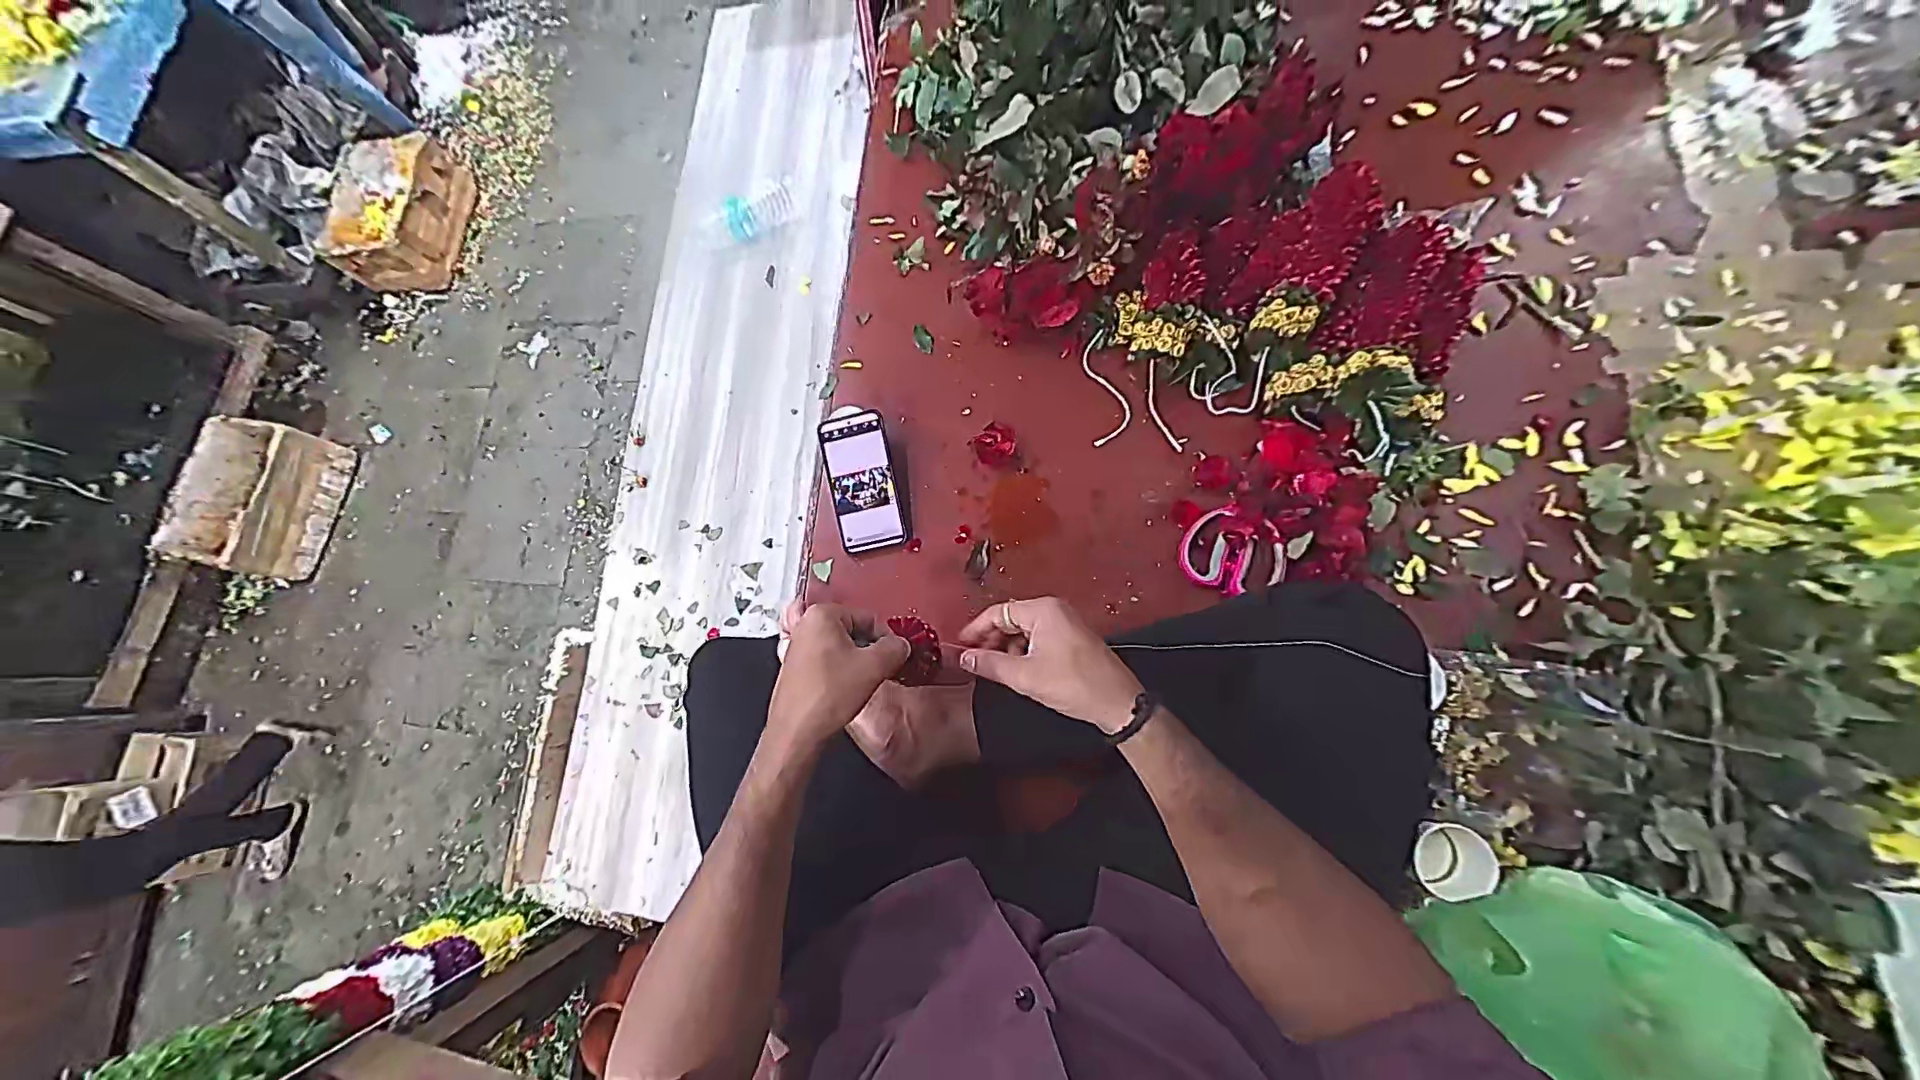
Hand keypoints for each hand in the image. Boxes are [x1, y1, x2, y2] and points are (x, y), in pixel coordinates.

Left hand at [766, 604, 908, 752]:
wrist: (796, 733)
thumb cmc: (829, 695)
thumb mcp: (874, 666)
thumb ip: (895, 648)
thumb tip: (901, 645)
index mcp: (822, 614)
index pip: (868, 618)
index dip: (886, 639)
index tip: (894, 656)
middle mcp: (806, 625)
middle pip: (854, 632)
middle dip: (870, 651)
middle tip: (880, 670)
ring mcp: (798, 646)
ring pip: (842, 648)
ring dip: (858, 663)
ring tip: (862, 683)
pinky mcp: (796, 667)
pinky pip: (828, 661)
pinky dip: (842, 672)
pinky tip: (846, 690)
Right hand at [956, 597, 1144, 733]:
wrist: (1117, 702)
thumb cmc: (1075, 684)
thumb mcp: (1024, 676)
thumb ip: (990, 664)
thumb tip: (966, 657)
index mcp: (1043, 610)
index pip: (997, 612)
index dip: (976, 630)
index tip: (962, 646)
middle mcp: (1055, 610)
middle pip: (1010, 619)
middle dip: (991, 639)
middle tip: (975, 660)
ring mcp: (1065, 623)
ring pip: (1024, 630)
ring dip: (1007, 648)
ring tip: (995, 669)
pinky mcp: (1071, 638)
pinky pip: (1038, 638)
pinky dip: (1023, 651)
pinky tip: (1018, 670)